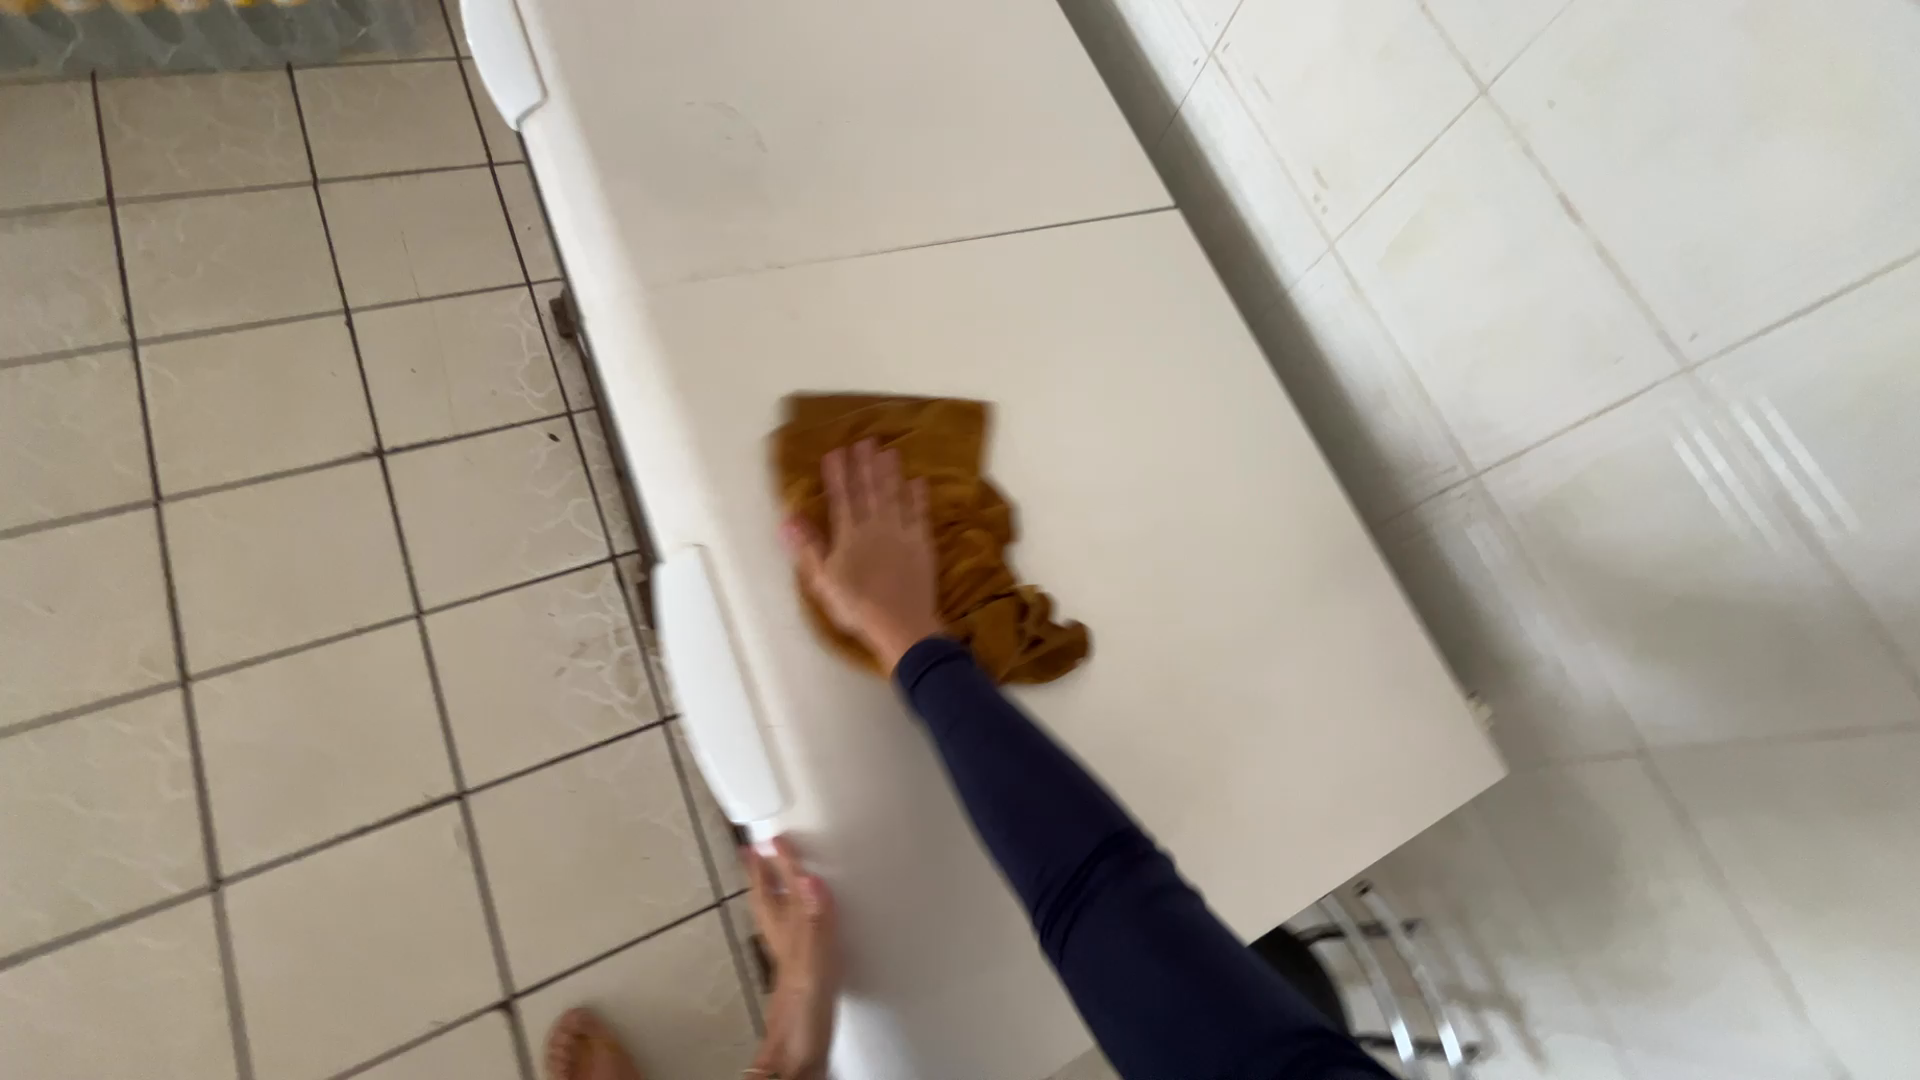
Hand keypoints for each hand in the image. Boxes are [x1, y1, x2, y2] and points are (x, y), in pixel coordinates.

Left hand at [744, 837, 838, 1079]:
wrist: (792, 1067)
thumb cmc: (801, 1023)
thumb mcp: (812, 970)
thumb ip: (813, 926)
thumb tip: (810, 880)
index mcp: (789, 940)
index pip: (785, 893)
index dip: (782, 864)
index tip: (775, 838)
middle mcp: (785, 948)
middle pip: (768, 904)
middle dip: (762, 876)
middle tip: (755, 851)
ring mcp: (789, 967)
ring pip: (776, 920)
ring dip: (772, 894)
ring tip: (770, 877)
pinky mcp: (798, 982)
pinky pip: (791, 938)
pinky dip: (790, 921)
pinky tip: (797, 928)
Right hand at [780, 439, 944, 671]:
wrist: (902, 623)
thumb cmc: (857, 606)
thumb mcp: (823, 580)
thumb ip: (808, 547)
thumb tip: (788, 519)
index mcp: (849, 536)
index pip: (841, 498)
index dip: (838, 474)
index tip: (835, 451)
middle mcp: (875, 527)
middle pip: (869, 490)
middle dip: (865, 464)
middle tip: (865, 440)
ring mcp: (901, 533)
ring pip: (894, 496)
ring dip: (891, 473)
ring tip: (889, 450)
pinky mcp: (922, 544)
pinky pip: (919, 515)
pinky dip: (917, 497)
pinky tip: (918, 481)